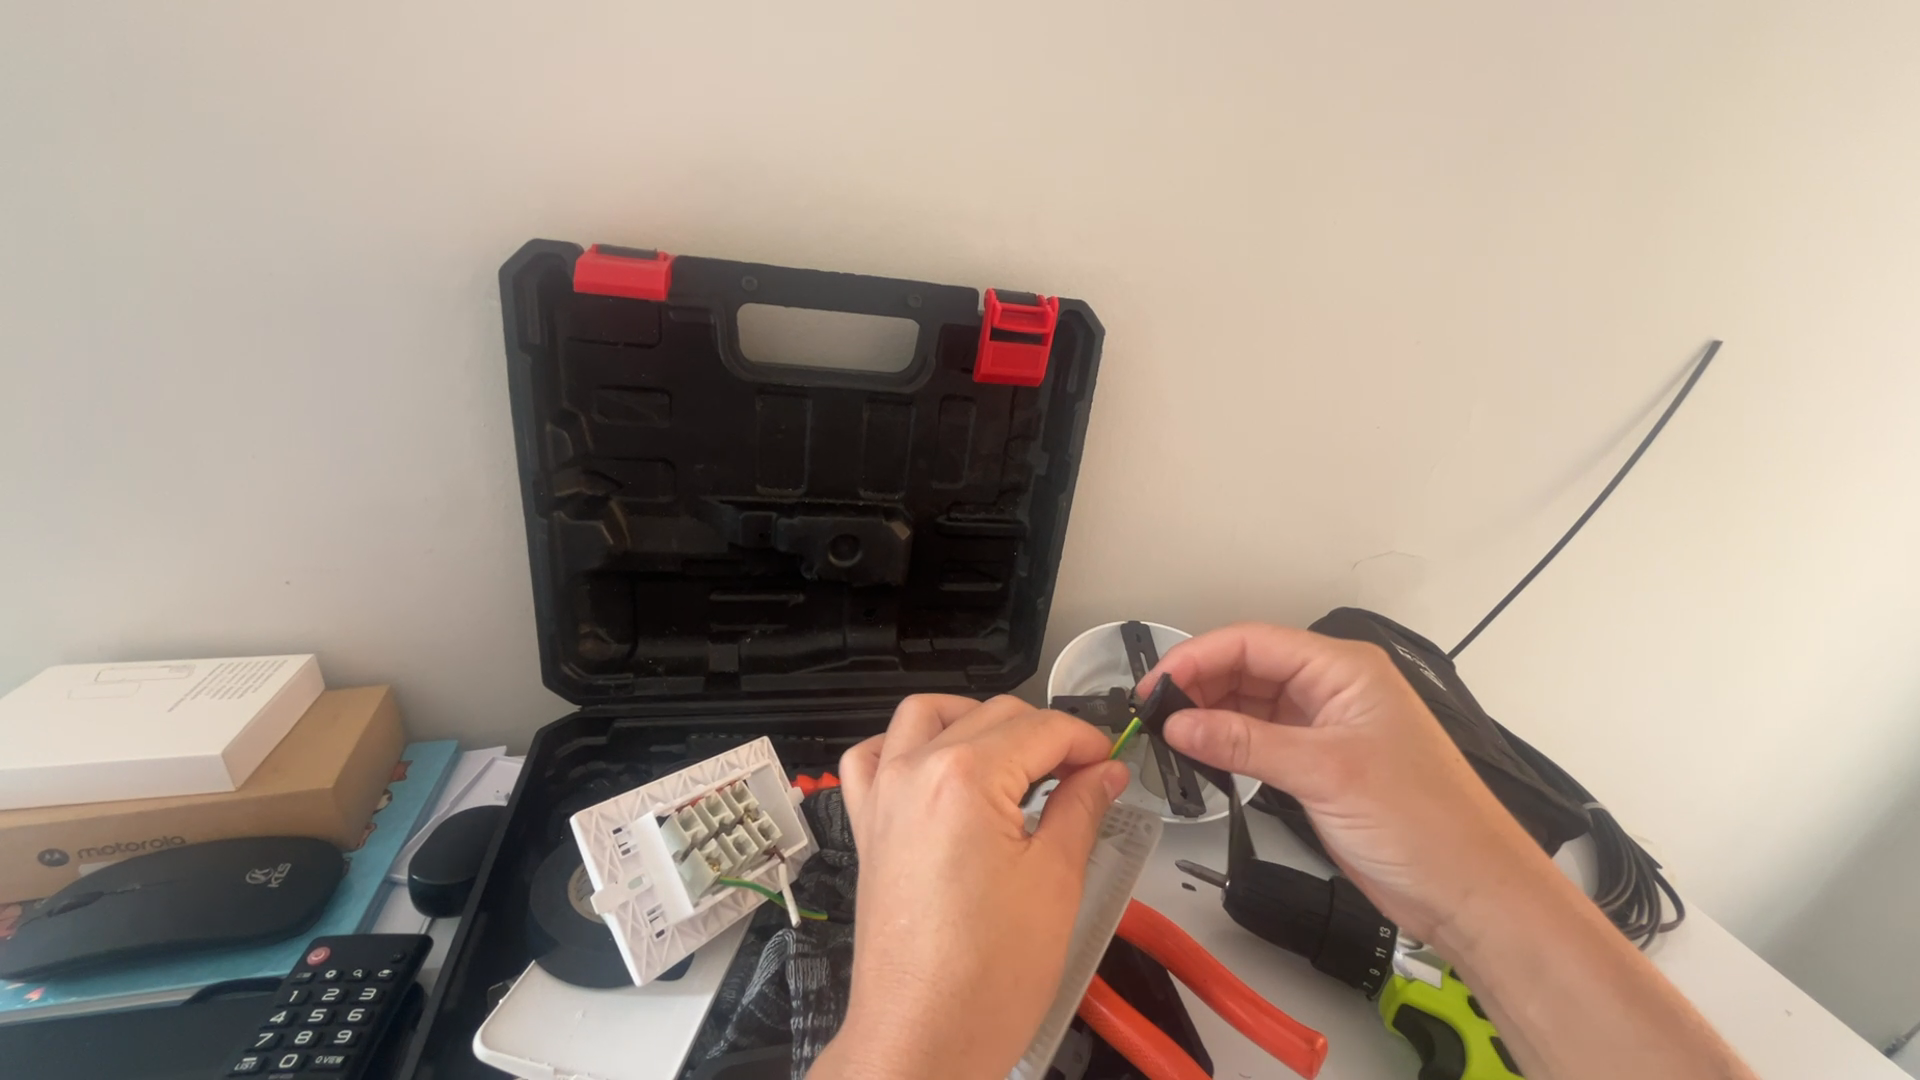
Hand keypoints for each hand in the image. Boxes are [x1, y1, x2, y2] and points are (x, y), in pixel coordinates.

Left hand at [813, 694, 1130, 1079]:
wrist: (923, 1039)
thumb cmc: (983, 979)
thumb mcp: (1056, 882)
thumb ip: (1082, 808)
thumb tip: (1103, 772)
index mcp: (967, 778)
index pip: (1043, 729)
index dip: (1087, 741)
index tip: (1107, 762)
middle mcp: (917, 771)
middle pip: (994, 714)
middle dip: (1046, 736)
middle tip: (1081, 775)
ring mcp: (885, 793)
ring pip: (929, 714)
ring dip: (976, 720)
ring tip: (1014, 760)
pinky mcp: (869, 821)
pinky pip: (874, 755)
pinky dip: (905, 746)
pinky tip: (937, 767)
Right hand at [1141, 623, 1553, 948]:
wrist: (1474, 894)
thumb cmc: (1424, 822)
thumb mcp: (1324, 772)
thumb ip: (1243, 742)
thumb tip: (1176, 723)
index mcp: (1342, 668)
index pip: (1250, 642)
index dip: (1196, 658)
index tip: (1154, 687)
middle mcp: (1330, 686)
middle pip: (1245, 666)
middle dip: (1197, 684)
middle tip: (1154, 713)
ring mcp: (1323, 723)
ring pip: (1248, 700)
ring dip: (1208, 713)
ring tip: (1169, 733)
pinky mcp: (1316, 759)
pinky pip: (1258, 735)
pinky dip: (1226, 741)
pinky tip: (1201, 752)